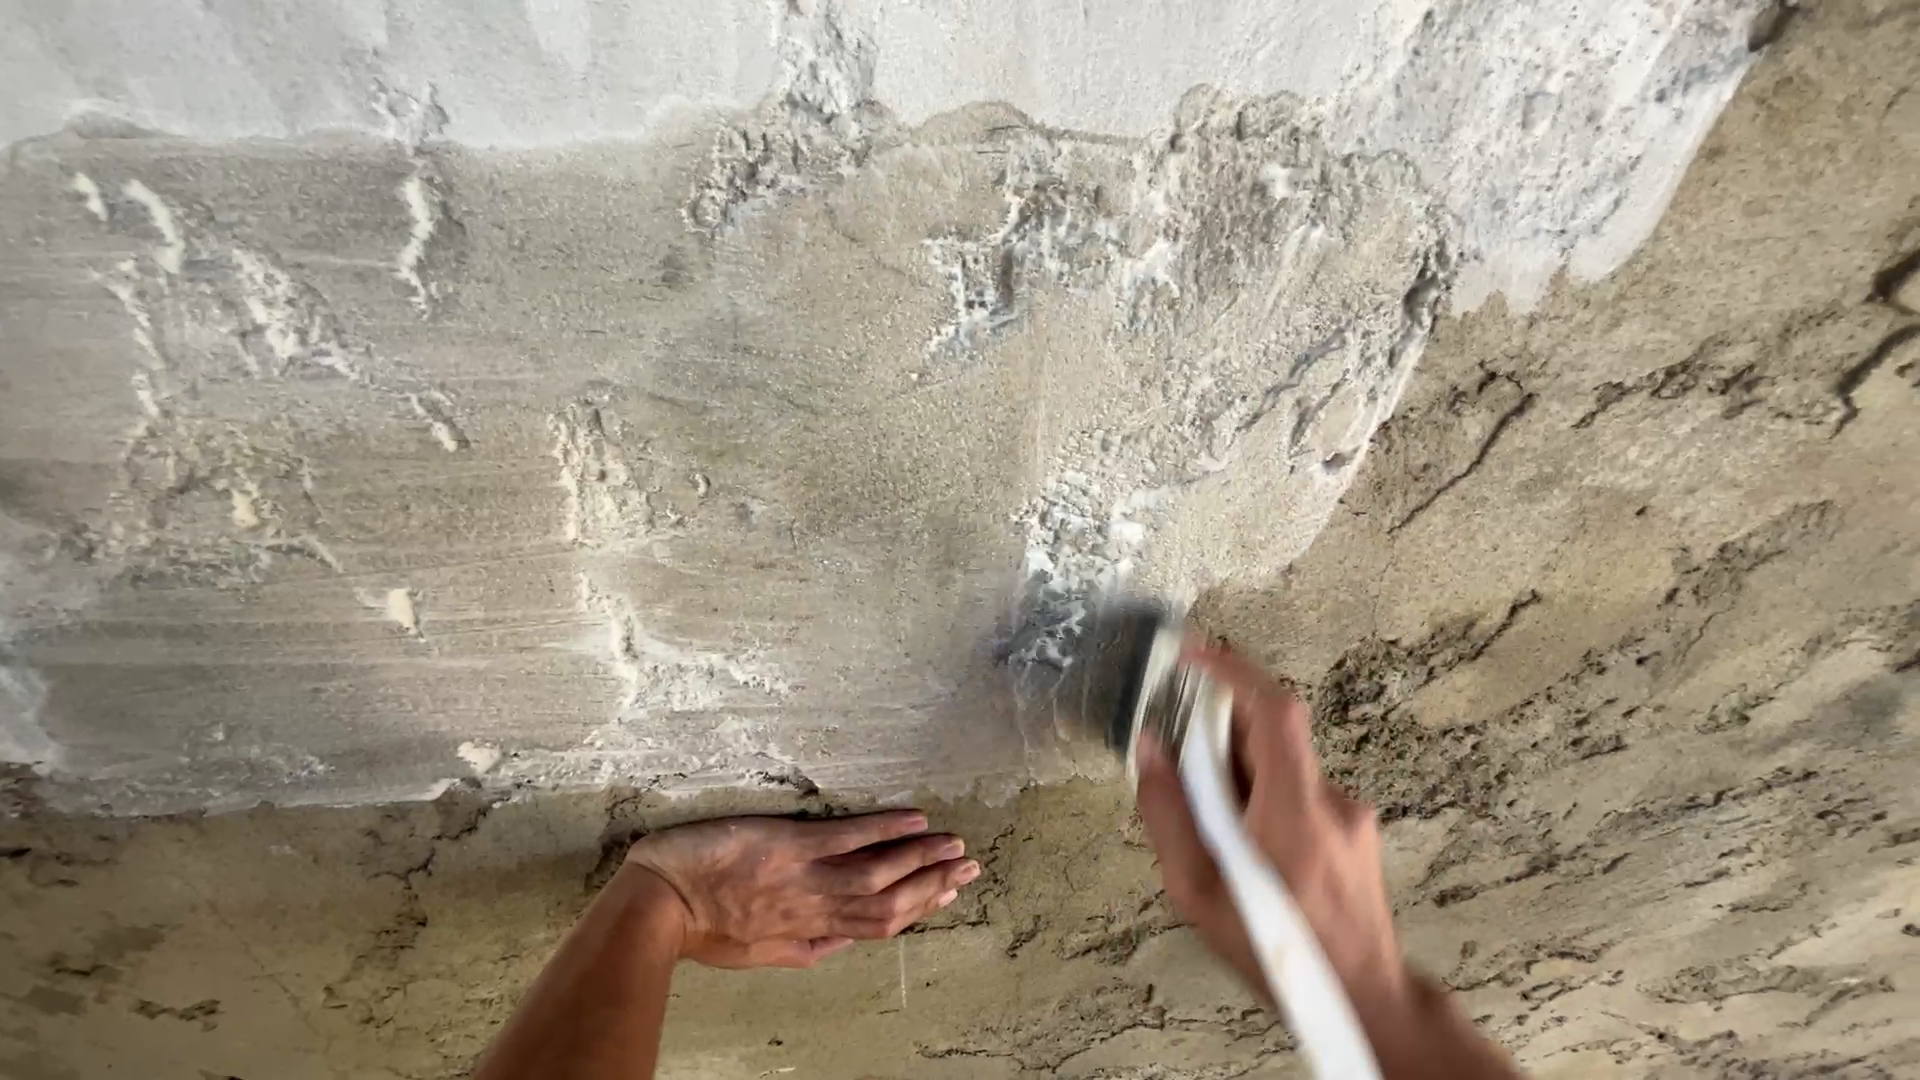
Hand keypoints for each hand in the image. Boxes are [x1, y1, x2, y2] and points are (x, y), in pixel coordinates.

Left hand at [624, 811, 979, 968]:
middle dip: (934, 885)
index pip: (877, 925)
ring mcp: (807, 876)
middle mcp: (817, 907)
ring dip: (921, 859)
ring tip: (955, 844)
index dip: (918, 911)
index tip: (947, 896)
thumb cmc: (702, 929)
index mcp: (810, 934)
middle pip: (889, 901)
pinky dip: (884, 829)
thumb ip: (804, 947)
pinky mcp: (792, 845)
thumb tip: (840, 941)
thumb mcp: (757, 954)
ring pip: (879, 872)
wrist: (656, 905)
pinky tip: (913, 819)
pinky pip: (847, 837)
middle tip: (970, 867)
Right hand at [1134, 643, 1409, 1020]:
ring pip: (1281, 763)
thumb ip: (1167, 811)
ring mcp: (1350, 811)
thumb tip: (1151, 745)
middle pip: (1270, 734)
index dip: (1233, 671)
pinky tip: (1250, 845)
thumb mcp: (1195, 890)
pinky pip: (1297, 785)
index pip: (1273, 711)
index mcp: (1292, 812)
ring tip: (1217, 828)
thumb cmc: (1272, 949)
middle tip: (1184, 763)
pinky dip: (1263, 792)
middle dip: (1220, 733)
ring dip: (1240, 772)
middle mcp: (1330, 800)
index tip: (1193, 654)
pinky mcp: (1355, 825)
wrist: (1365, 1000)